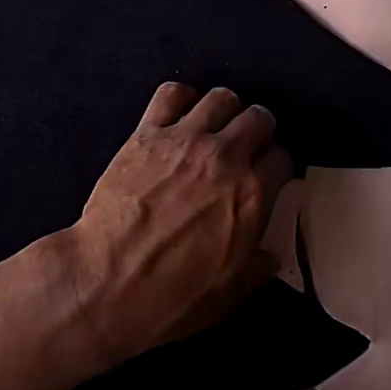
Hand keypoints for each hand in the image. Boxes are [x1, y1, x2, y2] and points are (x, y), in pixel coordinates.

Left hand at [59, 83, 293, 364]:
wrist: (107, 281)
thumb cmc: (172, 297)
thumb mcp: (230, 295)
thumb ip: (257, 267)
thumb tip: (271, 254)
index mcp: (253, 194)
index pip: (283, 158)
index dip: (277, 166)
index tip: (267, 175)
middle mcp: (226, 157)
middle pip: (260, 117)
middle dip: (259, 131)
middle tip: (245, 147)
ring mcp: (185, 139)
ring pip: (222, 98)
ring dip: (224, 111)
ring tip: (213, 128)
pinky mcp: (147, 133)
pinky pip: (172, 93)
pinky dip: (180, 99)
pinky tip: (177, 116)